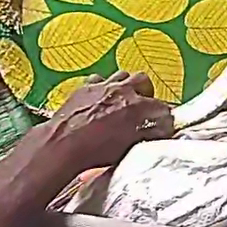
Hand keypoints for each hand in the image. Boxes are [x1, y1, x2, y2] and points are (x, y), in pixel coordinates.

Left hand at [39, 71, 173, 173]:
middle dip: (146, 93)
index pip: (161, 108)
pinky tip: (101, 99)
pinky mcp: (85, 87)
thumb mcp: (129, 147)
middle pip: (143, 81)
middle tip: (143, 107)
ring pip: (123, 75)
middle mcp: (122, 91)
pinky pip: (100, 80)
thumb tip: (160, 130)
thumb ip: (147, 134)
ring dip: (126, 86)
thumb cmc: (96, 151)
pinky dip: (104, 87)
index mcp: (137, 107)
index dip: (163, 118)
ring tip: (123, 101)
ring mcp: (102, 86)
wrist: (64, 144)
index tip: (161, 125)